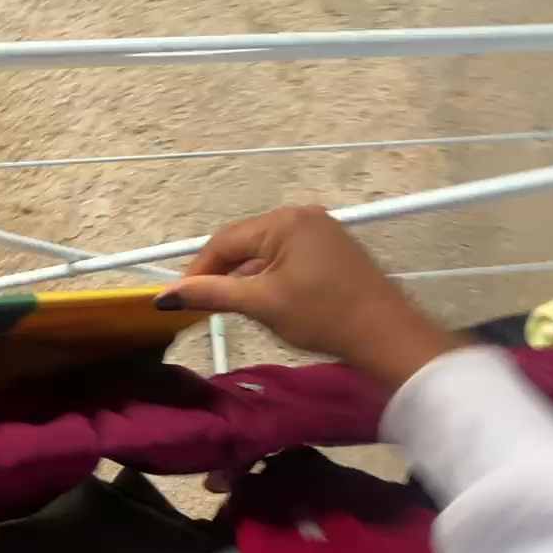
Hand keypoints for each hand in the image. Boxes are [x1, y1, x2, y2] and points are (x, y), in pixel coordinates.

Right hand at [154, 206, 465, 387]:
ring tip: (228, 305)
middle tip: (201, 303)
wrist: (387, 336)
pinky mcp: (330, 248)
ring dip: (242, 276)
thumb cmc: (322, 315)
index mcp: (284, 221)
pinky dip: (266, 276)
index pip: (224, 241)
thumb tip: (165, 297)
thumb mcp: (260, 303)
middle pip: (243, 243)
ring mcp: (319, 230)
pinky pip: (284, 256)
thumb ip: (210, 294)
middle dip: (219, 273)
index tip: (179, 299)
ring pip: (262, 251)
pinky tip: (261, 299)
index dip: (197, 270)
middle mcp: (301, 216)